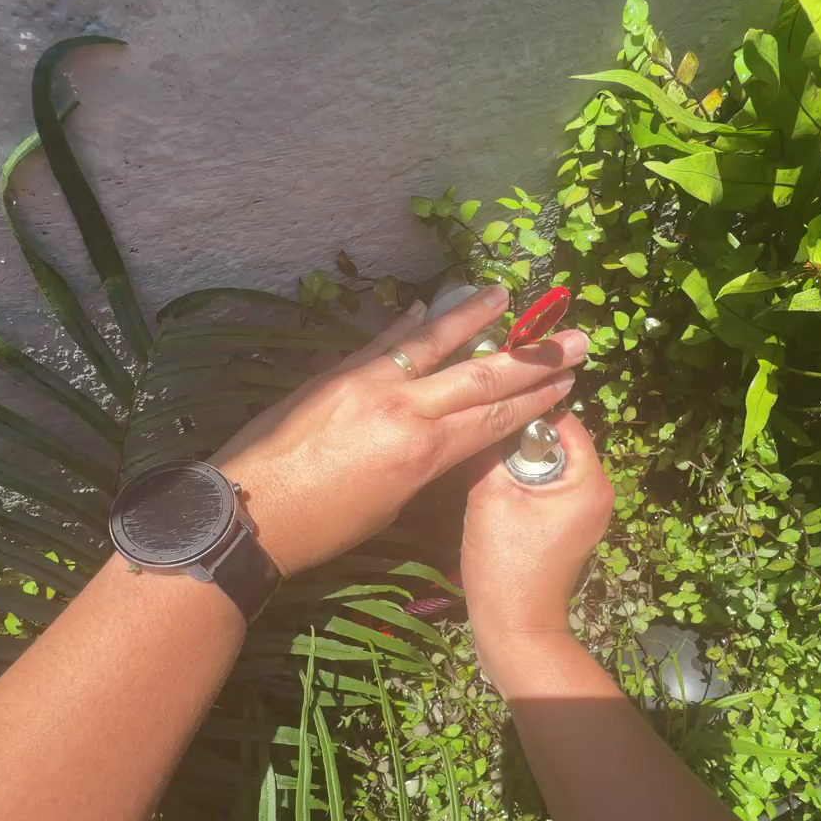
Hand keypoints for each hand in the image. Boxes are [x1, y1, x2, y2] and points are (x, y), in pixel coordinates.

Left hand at [212, 286, 587, 575]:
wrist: (248, 511)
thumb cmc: (324, 527)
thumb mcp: (391, 505)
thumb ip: (424, 462)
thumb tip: (444, 435)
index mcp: (421, 453)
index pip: (492, 418)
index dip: (534, 397)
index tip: (566, 379)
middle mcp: (403, 408)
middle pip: (480, 376)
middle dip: (531, 358)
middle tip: (572, 338)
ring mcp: (367, 383)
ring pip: (432, 342)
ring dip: (472, 316)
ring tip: (504, 293)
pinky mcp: (336, 372)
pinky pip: (382, 342)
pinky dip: (407, 324)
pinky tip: (428, 303)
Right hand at [460, 413, 612, 639]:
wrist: (515, 627)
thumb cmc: (505, 561)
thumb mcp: (490, 494)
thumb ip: (493, 448)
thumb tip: (489, 417)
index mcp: (590, 480)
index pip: (563, 420)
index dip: (526, 416)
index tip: (492, 419)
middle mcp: (600, 492)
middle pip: (559, 443)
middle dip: (522, 442)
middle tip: (485, 447)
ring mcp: (589, 514)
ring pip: (553, 467)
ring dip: (521, 466)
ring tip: (488, 471)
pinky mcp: (574, 529)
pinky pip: (552, 491)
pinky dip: (528, 487)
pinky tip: (500, 498)